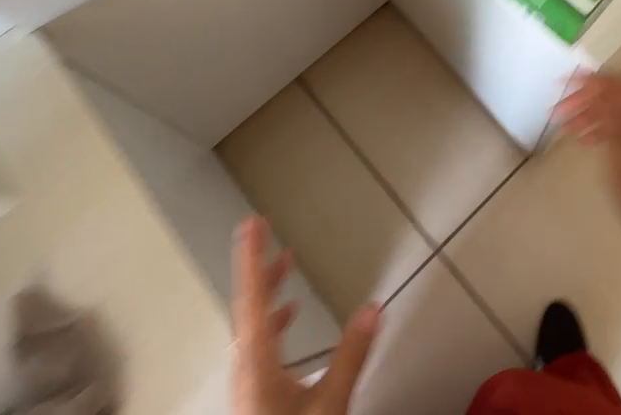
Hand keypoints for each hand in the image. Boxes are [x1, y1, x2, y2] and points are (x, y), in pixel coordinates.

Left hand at [231, 217, 379, 414]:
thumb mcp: (330, 404)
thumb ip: (351, 355)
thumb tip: (374, 307)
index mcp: (258, 362)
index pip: (252, 298)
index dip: (252, 258)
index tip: (250, 224)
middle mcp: (245, 368)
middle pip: (247, 307)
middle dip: (258, 267)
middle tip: (261, 231)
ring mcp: (246, 384)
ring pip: (251, 325)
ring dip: (266, 293)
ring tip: (282, 267)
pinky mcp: (254, 397)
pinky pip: (258, 344)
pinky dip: (272, 321)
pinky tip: (288, 320)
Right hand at [555, 72, 620, 241]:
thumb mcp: (620, 147)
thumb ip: (609, 112)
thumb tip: (596, 83)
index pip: (620, 85)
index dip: (593, 81)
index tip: (567, 82)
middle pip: (614, 98)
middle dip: (586, 102)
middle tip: (560, 109)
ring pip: (613, 113)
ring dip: (589, 117)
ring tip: (566, 126)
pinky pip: (617, 127)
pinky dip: (600, 130)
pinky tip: (583, 140)